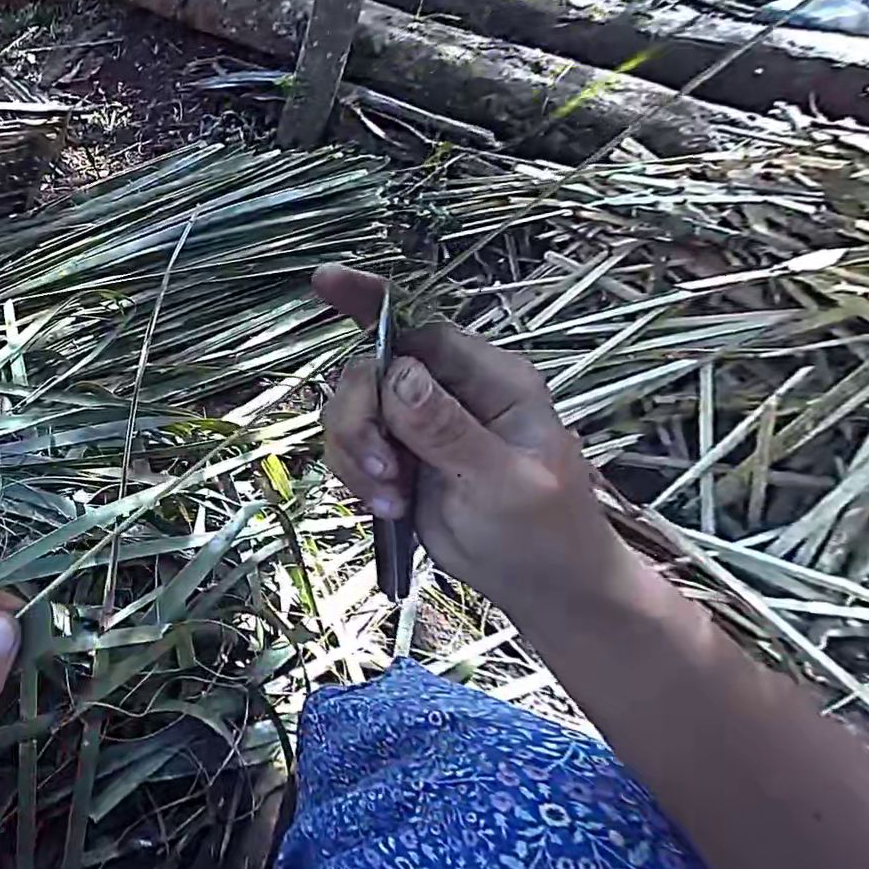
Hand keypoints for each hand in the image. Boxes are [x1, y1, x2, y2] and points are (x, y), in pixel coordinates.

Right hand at [313, 264, 639, 606]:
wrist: (536, 585)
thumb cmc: (543, 531)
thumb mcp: (503, 481)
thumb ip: (448, 428)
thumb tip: (397, 374)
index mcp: (487, 380)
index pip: (420, 327)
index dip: (370, 301)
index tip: (324, 283)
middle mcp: (442, 391)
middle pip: (367, 374)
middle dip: (358, 420)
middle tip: (380, 469)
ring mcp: (412, 424)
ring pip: (346, 412)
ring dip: (353, 454)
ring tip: (389, 497)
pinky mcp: (389, 455)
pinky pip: (344, 447)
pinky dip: (351, 475)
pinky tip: (385, 506)